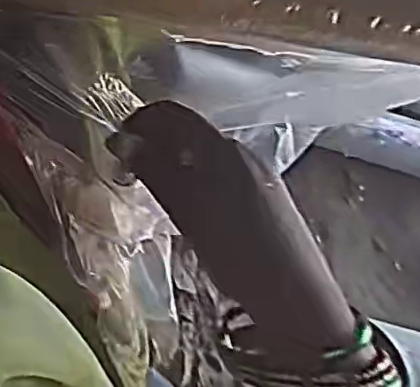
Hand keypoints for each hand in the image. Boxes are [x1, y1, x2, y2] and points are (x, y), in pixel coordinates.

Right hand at [111, 102, 358, 351]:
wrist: (301, 307)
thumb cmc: (236, 252)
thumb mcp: (185, 210)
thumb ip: (150, 169)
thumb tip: (117, 139)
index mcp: (221, 147)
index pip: (171, 112)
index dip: (140, 120)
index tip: (120, 142)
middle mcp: (241, 150)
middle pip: (188, 130)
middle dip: (156, 142)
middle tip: (132, 166)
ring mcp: (258, 172)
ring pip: (205, 152)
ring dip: (175, 159)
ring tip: (157, 186)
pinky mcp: (268, 194)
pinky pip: (222, 169)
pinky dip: (197, 174)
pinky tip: (191, 202)